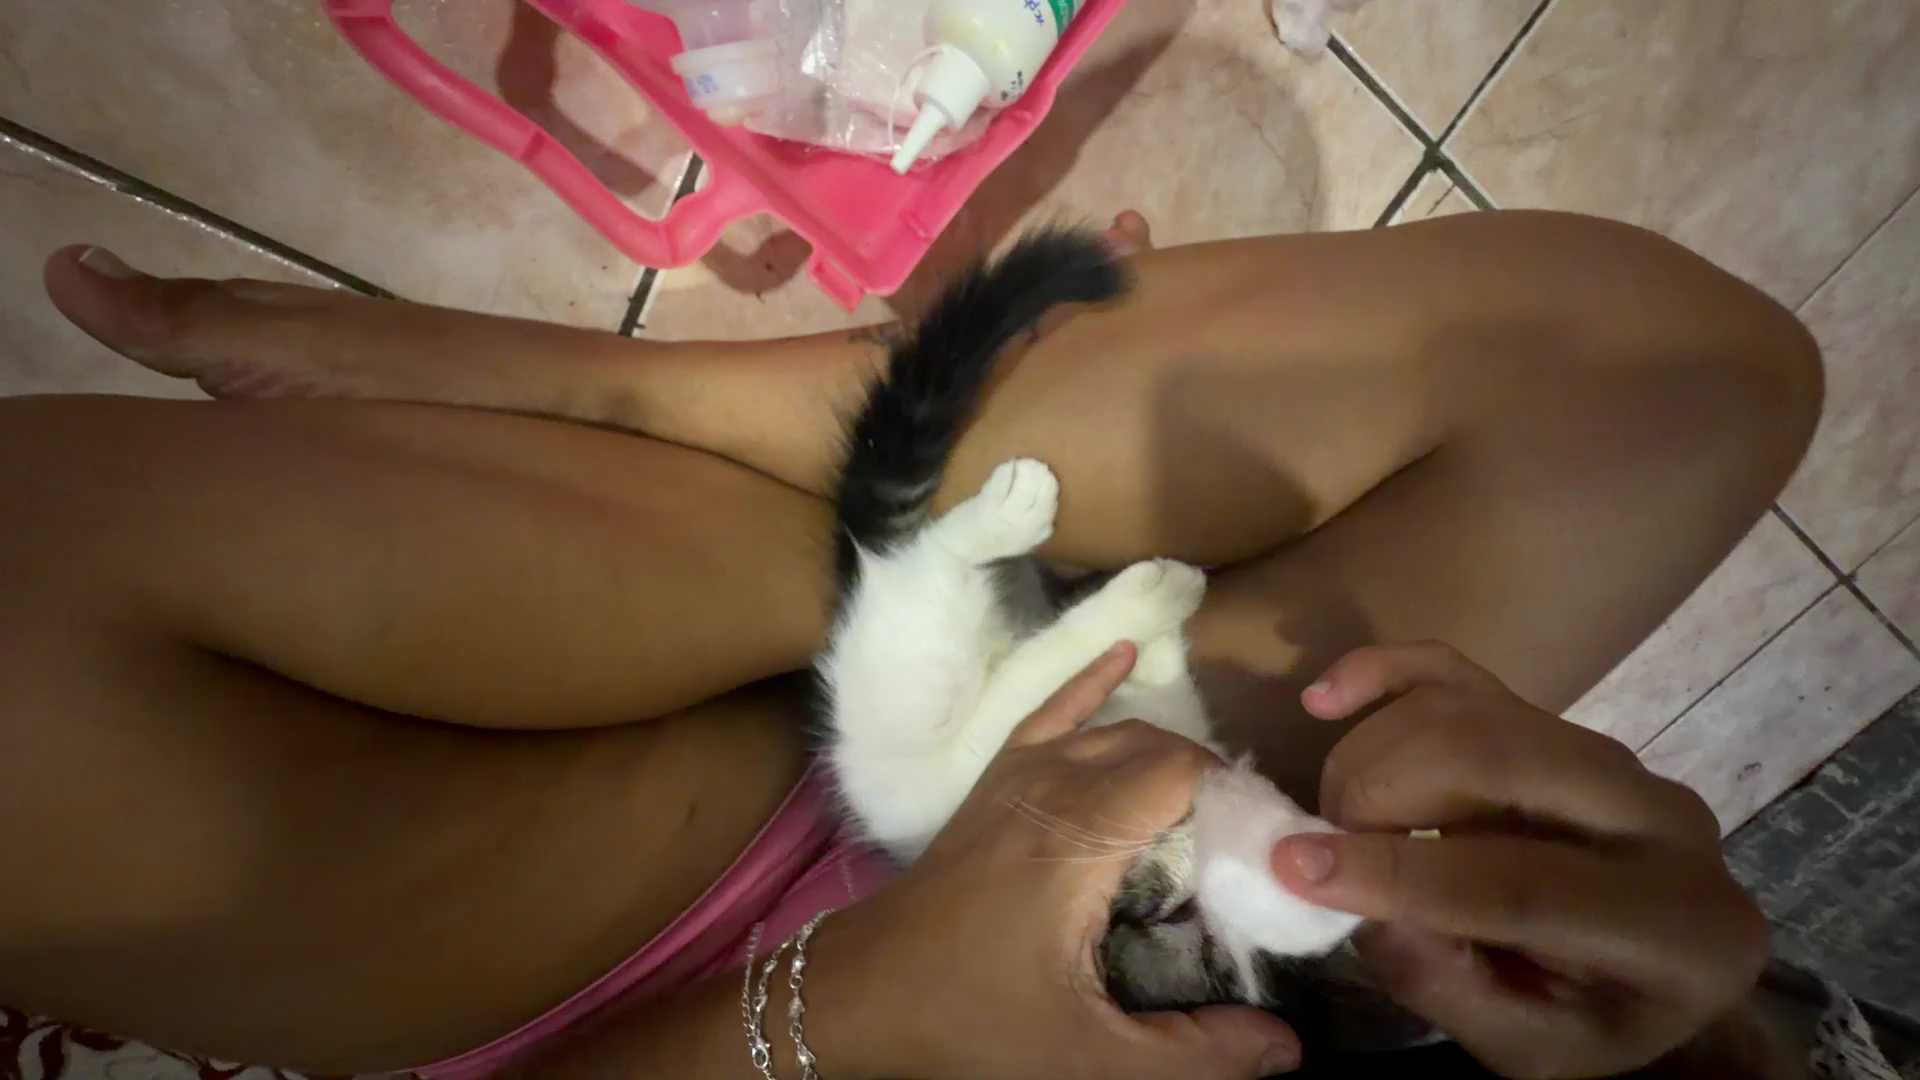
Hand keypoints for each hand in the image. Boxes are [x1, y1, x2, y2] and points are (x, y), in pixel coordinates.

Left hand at [819, 644, 1300, 1079]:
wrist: (874, 980)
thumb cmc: (977, 1013)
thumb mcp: (1088, 1054)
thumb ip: (1194, 1052)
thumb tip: (1288, 1047)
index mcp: (1081, 838)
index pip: (1183, 774)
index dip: (1237, 797)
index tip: (1269, 844)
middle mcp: (1054, 784)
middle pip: (1157, 749)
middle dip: (1211, 780)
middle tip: (1248, 838)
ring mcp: (1021, 769)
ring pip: (1116, 731)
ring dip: (1167, 753)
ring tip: (1211, 800)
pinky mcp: (1000, 771)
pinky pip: (1053, 707)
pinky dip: (1091, 681)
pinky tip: (1122, 653)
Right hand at [1268, 642, 1769, 1078]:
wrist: (1628, 960)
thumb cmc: (1576, 1012)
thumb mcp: (1520, 1045)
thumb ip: (1441, 981)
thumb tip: (1353, 899)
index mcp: (1680, 924)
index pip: (1522, 883)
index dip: (1396, 873)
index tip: (1292, 866)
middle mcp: (1658, 813)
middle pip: (1490, 759)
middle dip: (1377, 793)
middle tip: (1323, 837)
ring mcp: (1595, 748)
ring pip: (1457, 709)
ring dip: (1367, 753)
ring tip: (1341, 812)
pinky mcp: (1537, 712)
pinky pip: (1445, 667)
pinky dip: (1375, 671)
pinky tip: (1322, 699)